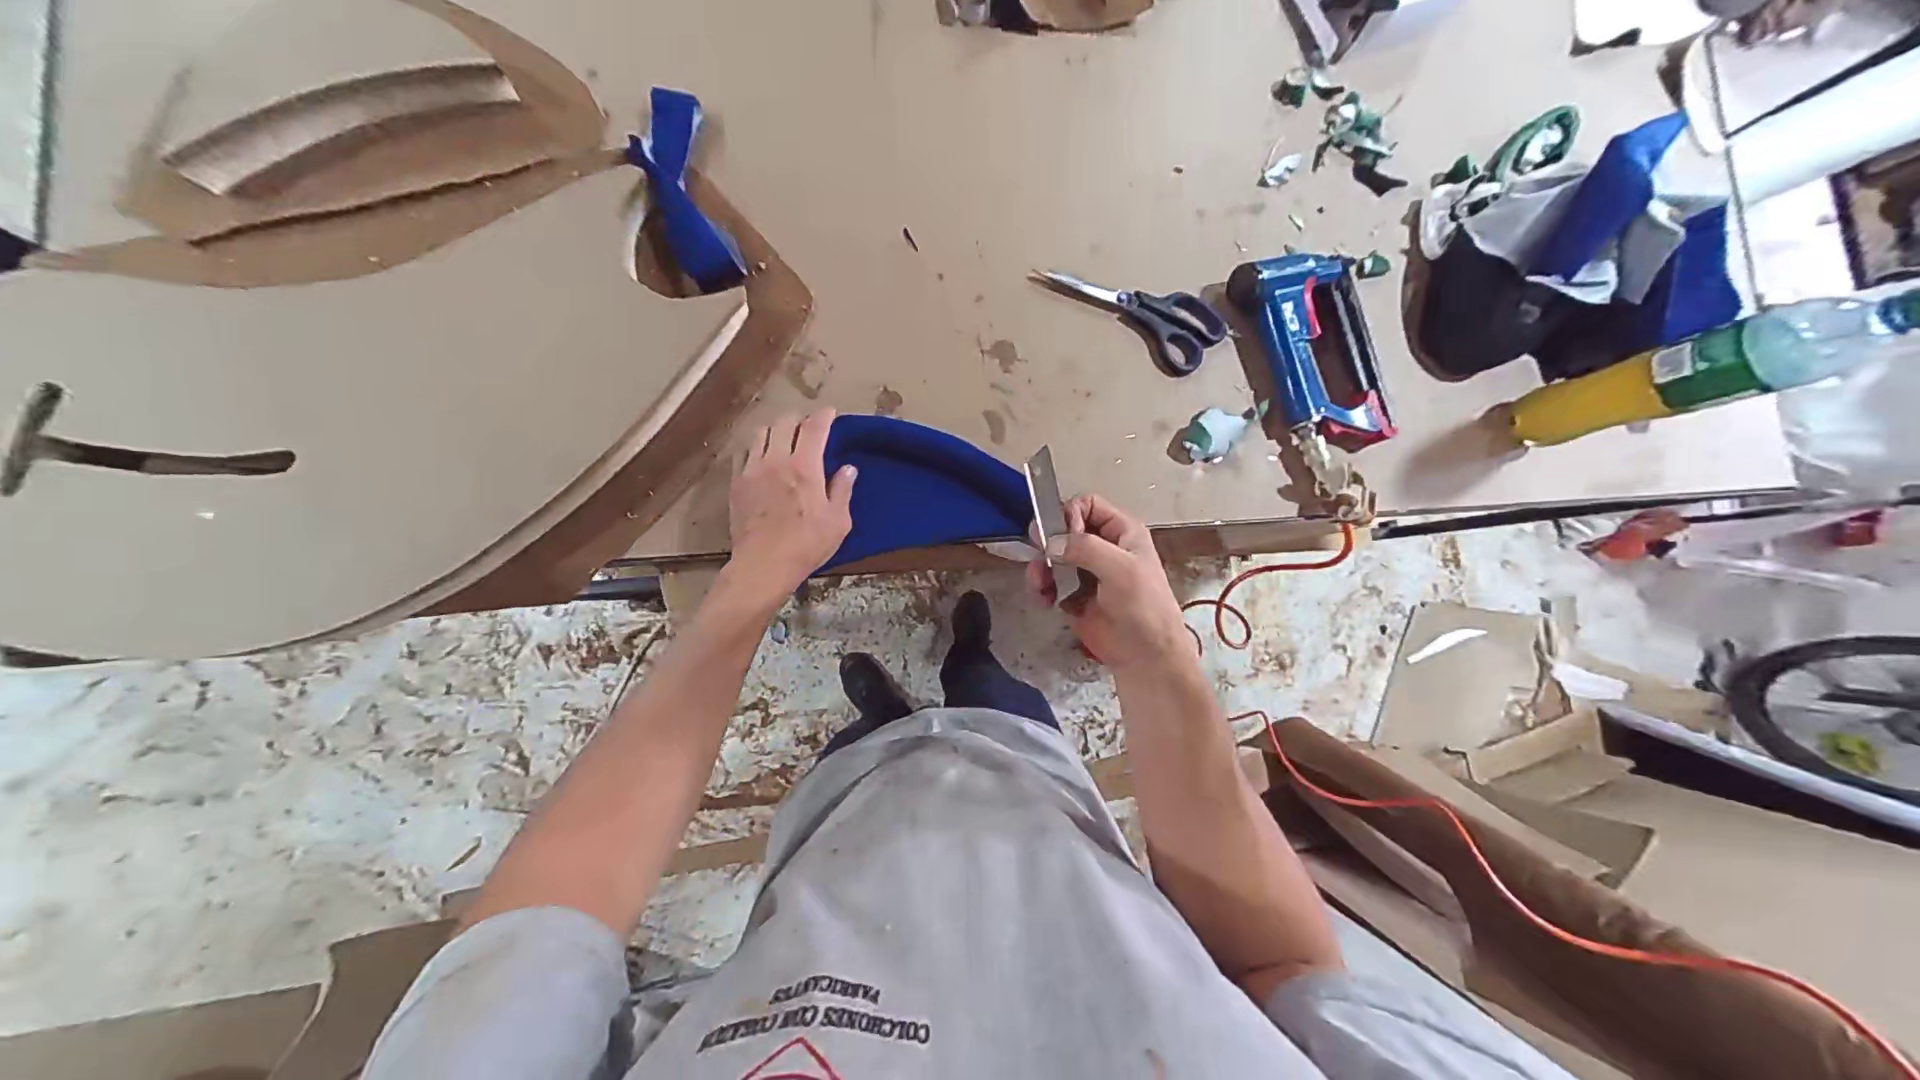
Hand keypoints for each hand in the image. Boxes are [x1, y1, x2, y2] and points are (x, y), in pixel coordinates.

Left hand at [727, 410, 856, 601]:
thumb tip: (847, 469)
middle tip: (807, 427)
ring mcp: (752, 470)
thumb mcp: (838, 521)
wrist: (764, 564)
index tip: (829, 413)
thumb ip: (842, 490)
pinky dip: (756, 448)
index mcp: (805, 467)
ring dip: (775, 430)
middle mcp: (776, 461)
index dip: (824, 416)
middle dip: (798, 419)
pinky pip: (744, 454)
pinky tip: (762, 458)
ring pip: (761, 434)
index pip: (814, 428)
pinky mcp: (737, 484)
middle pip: (784, 423)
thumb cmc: (807, 545)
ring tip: (782, 438)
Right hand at [1028, 493, 1191, 672]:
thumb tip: (1051, 542)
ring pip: (1052, 555)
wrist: (1145, 657)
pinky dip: (1041, 587)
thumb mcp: (1122, 570)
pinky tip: (1045, 599)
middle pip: (1063, 528)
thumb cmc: (1144, 608)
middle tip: (1043, 559)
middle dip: (1048, 542)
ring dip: (1041, 567)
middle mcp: (1102, 546)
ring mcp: (1086, 571)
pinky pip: (1049, 581)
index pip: (1087, 505)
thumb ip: (1087, 549)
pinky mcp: (1073, 594)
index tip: (1062, 537)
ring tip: (1041, 585)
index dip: (1070, 515)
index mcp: (1122, 532)